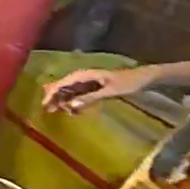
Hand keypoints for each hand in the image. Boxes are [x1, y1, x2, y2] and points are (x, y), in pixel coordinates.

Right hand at [40, 67, 159, 113]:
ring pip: (68, 90)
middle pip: (61, 86)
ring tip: (62, 113)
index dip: (51, 94)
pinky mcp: (92, 87)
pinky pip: (77, 94)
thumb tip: (72, 105)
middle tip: (49, 111)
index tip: (45, 105)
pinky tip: (74, 110)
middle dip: (54, 98)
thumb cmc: (128, 83)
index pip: (61, 83)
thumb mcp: (111, 91)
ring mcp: (87, 82)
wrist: (144, 79)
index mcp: (84, 75)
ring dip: (63, 101)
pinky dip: (73, 101)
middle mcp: (82, 77)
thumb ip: (91, 98)